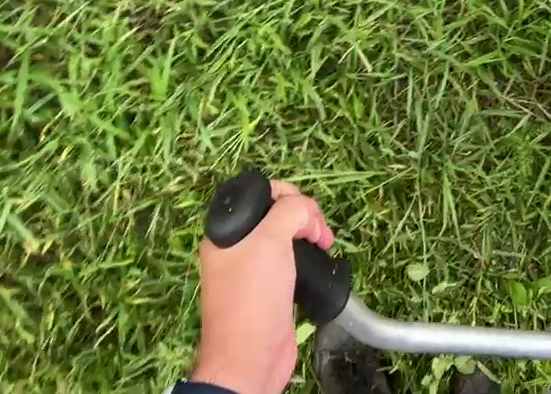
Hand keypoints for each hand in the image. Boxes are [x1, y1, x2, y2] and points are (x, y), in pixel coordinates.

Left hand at [191, 180, 334, 393]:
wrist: (251, 358)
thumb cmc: (255, 295)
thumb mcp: (271, 240)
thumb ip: (291, 211)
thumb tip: (307, 215)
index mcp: (226, 231)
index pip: (261, 193)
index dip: (289, 194)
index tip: (306, 212)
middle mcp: (236, 246)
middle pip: (278, 211)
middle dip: (305, 214)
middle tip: (319, 233)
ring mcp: (253, 267)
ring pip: (288, 232)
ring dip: (311, 231)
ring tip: (325, 244)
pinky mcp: (270, 286)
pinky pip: (292, 255)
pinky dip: (309, 251)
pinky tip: (319, 257)